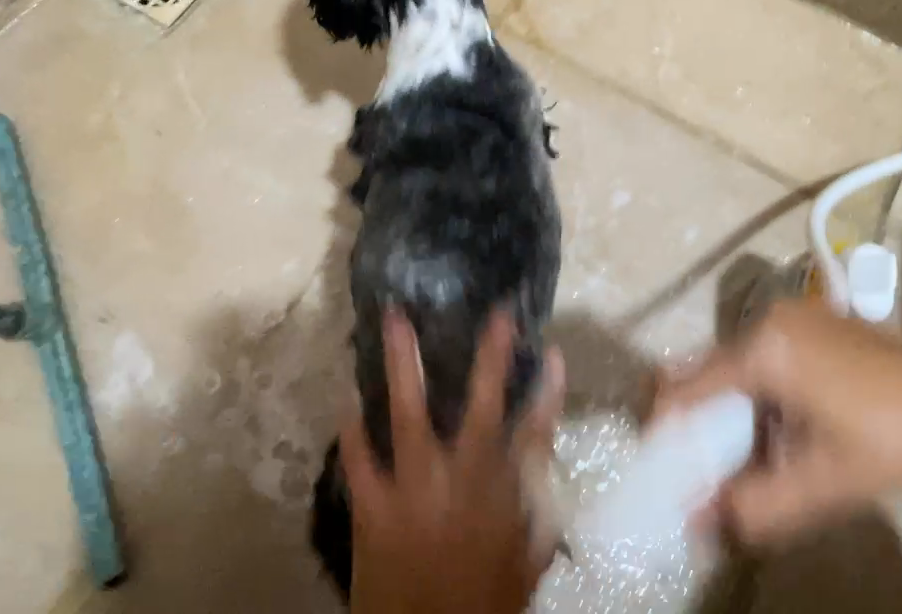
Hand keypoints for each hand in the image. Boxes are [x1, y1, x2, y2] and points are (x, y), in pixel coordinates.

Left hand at [343, 308, 564, 613]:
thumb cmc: (483, 600)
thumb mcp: (525, 557)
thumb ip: (537, 505)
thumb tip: (541, 457)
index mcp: (501, 499)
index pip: (536, 434)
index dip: (549, 391)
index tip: (554, 353)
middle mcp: (459, 484)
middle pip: (479, 408)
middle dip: (488, 358)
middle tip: (492, 316)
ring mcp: (412, 493)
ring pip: (407, 416)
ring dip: (400, 365)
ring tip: (394, 321)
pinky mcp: (372, 510)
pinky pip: (358, 461)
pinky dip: (352, 430)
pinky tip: (347, 398)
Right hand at [652, 298, 901, 544]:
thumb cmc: (891, 448)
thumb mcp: (819, 487)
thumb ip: (750, 507)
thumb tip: (693, 522)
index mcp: (763, 350)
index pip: (685, 386)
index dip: (666, 426)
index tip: (664, 465)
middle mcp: (770, 318)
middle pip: (709, 370)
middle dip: (702, 420)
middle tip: (712, 466)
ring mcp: (797, 313)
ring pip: (738, 361)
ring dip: (734, 406)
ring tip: (756, 451)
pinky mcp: (818, 318)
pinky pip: (767, 352)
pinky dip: (761, 388)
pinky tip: (790, 423)